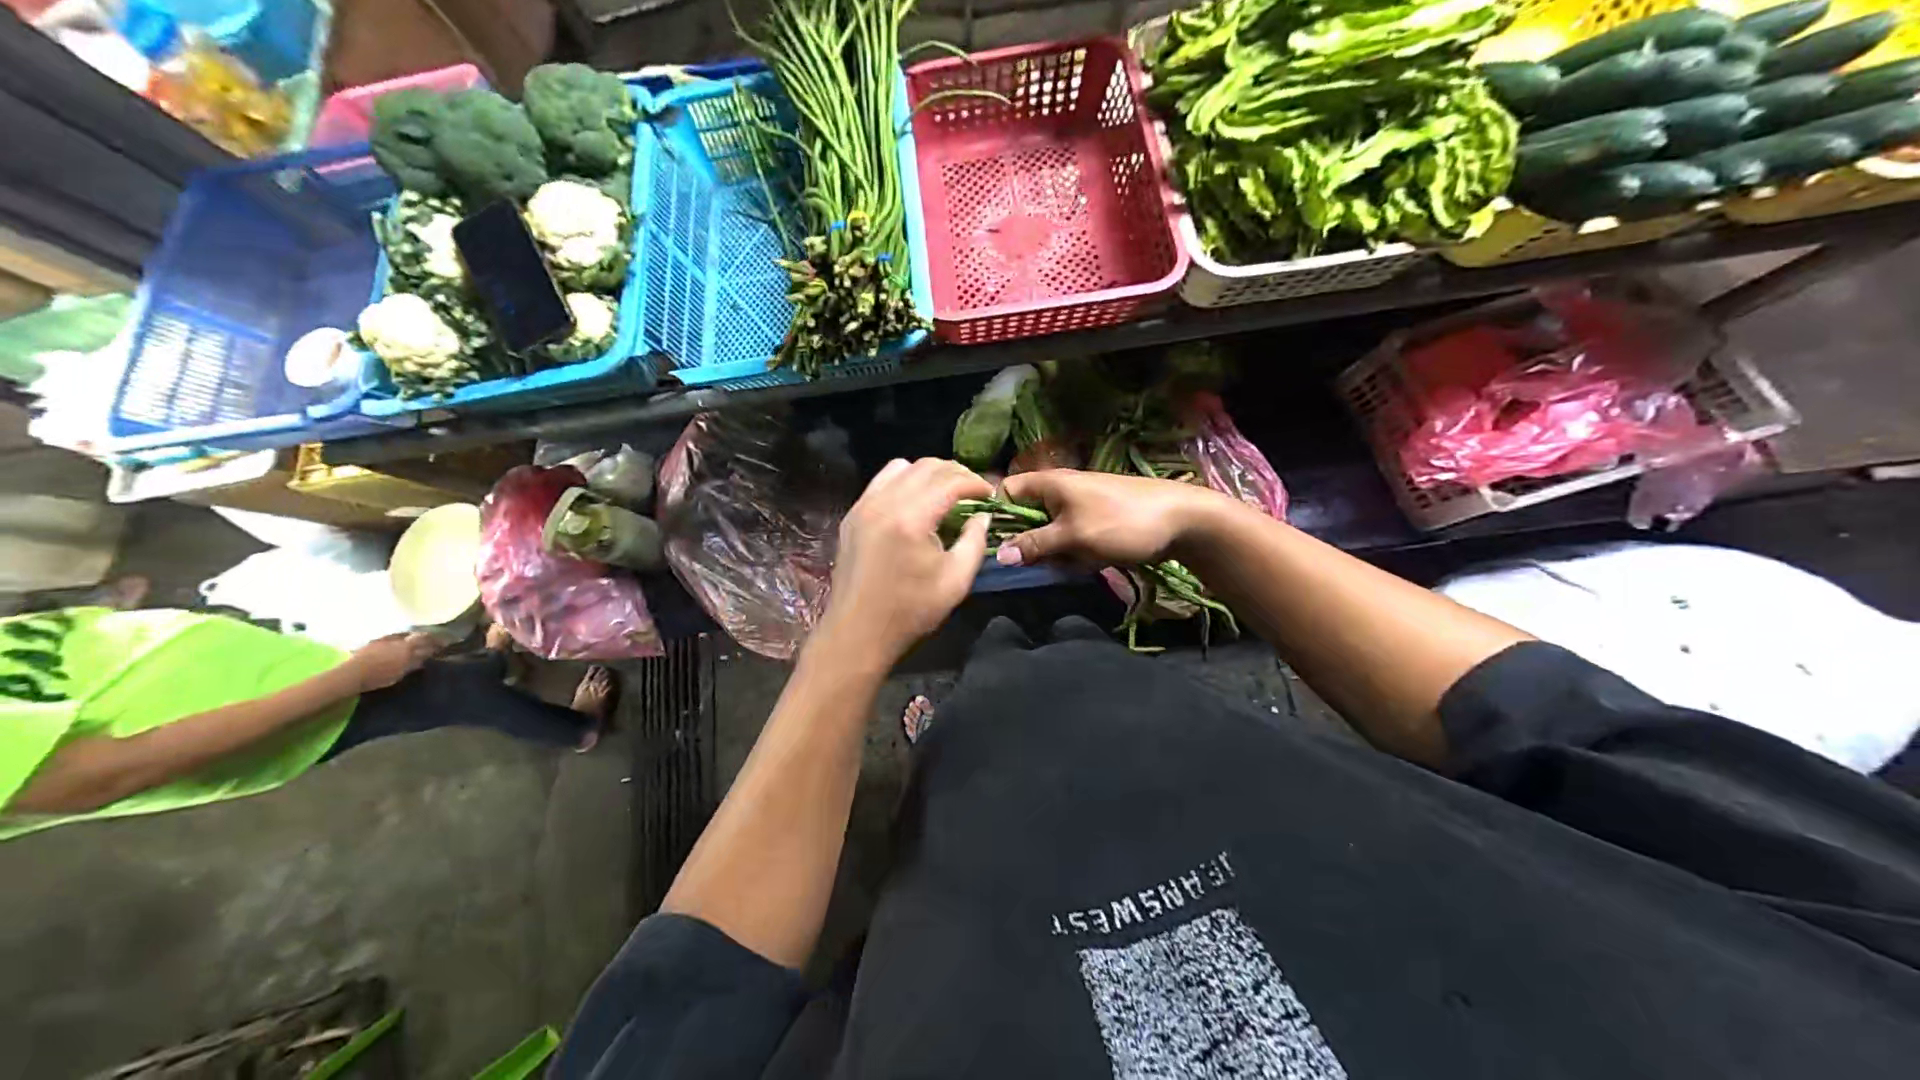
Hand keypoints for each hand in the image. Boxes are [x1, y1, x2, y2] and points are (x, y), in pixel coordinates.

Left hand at [346, 632, 440, 691]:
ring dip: (410, 638)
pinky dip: (397, 641)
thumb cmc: (378, 676)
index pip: (426, 639)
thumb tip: (425, 657)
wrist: (351, 674)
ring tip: (413, 643)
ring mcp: (384, 639)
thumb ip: (414, 663)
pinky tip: (395, 646)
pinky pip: (391, 638)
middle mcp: (398, 639)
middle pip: (415, 635)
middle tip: (431, 641)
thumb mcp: (400, 673)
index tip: (444, 642)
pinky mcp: (373, 642)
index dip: (436, 640)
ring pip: (403, 636)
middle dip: (425, 638)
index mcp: (407, 647)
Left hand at [816, 458, 992, 664]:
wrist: (857, 631)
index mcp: (911, 518)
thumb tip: (982, 516)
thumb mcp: (956, 581)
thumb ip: (974, 541)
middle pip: (926, 466)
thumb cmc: (909, 611)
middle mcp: (884, 502)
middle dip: (956, 473)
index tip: (991, 495)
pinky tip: (916, 502)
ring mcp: (864, 506)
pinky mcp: (853, 514)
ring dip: (929, 473)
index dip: (976, 482)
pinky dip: (904, 480)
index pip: (950, 480)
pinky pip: (882, 481)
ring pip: (902, 467)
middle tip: (974, 491)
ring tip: (947, 492)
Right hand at [997, 469, 1237, 566]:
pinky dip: (1078, 554)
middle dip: (1031, 543)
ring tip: (1078, 562)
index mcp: (1049, 484)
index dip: (995, 514)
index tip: (992, 543)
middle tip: (1042, 560)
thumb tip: (998, 554)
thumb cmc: (1121, 522)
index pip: (1005, 492)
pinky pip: (1072, 541)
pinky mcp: (1096, 524)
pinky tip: (1094, 562)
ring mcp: (1080, 508)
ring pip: (1050, 535)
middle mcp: (1060, 492)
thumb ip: (1033, 545)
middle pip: (1026, 519)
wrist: (1182, 522)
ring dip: (1057, 554)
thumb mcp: (1072, 537)